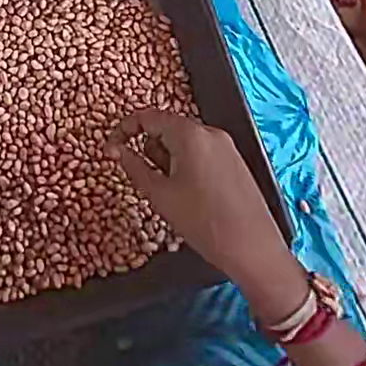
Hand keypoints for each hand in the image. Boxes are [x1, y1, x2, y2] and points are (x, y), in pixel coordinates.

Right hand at [108, 110, 302, 313]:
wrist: (253, 249)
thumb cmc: (204, 222)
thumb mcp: (160, 194)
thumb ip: (133, 166)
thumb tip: (115, 150)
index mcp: (190, 134)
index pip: (148, 117)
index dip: (125, 130)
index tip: (112, 149)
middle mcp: (210, 132)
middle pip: (166, 129)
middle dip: (151, 151)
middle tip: (152, 183)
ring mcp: (226, 146)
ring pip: (183, 143)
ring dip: (169, 162)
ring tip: (175, 195)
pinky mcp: (235, 161)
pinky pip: (200, 153)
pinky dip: (186, 167)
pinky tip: (192, 197)